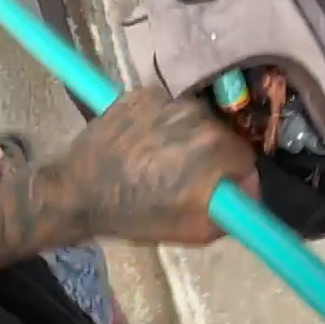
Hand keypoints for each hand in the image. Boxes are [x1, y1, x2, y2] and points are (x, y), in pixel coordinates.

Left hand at [48, 87, 257, 245]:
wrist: (77, 192)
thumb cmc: (135, 215)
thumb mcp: (194, 229)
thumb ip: (234, 214)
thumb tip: (247, 198)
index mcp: (218, 149)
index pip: (245, 160)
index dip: (233, 178)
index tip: (216, 190)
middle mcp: (199, 117)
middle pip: (219, 135)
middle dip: (207, 157)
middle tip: (180, 177)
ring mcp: (167, 101)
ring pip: (191, 119)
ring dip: (182, 136)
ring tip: (155, 160)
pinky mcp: (140, 94)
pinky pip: (162, 108)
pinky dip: (156, 123)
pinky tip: (138, 143)